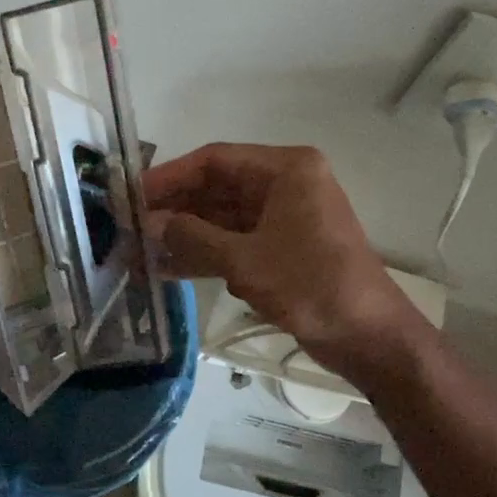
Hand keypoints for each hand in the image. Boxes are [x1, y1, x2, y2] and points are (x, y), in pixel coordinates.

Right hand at [143, 143, 418, 367]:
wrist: (368, 335)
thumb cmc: (311, 286)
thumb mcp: (244, 261)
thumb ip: (192, 237)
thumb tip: (148, 224)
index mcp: (286, 170)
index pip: (215, 160)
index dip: (170, 176)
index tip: (131, 195)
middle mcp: (285, 185)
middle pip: (216, 189)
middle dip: (174, 210)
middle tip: (129, 228)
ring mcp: (285, 219)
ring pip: (222, 219)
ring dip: (184, 235)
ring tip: (139, 253)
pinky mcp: (282, 250)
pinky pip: (234, 243)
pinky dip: (204, 255)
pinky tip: (166, 269)